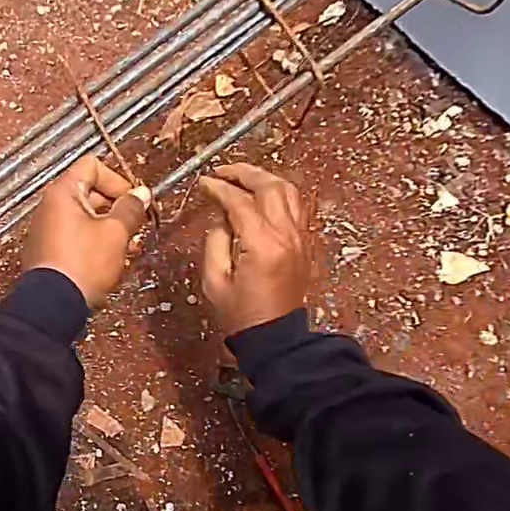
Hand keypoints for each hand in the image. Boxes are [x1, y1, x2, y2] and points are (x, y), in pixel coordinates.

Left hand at [23, 155, 151, 307]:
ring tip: (130, 247)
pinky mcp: (49, 252)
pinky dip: (96, 243)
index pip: (92, 165)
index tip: (134, 201)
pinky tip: (113, 260)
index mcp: (63, 193)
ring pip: (86, 218)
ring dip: (111, 228)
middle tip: (136, 226)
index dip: (118, 179)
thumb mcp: (116, 233)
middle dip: (118, 207)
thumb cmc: (85, 263)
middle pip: (90, 192)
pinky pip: (77, 237)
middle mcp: (51, 206)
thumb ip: (130, 209)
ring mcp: (48, 230)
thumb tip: (141, 193)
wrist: (54, 305)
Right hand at [199, 163, 310, 335]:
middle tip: (223, 172)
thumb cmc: (242, 315)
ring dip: (266, 178)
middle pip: (270, 187)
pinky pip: (298, 207)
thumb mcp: (215, 280)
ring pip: (289, 191)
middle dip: (244, 173)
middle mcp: (286, 236)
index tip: (204, 184)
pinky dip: (281, 193)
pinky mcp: (305, 244)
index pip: (240, 202)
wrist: (275, 338)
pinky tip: (265, 195)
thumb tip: (221, 216)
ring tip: (244, 177)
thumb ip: (215, 241)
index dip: (219, 188)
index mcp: (262, 245)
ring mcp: (300, 238)